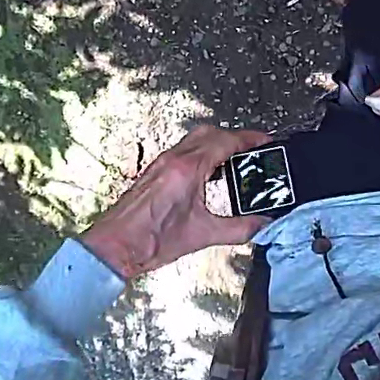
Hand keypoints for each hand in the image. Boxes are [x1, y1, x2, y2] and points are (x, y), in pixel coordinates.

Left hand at [80, 125, 272, 280]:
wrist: (114, 246)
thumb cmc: (150, 240)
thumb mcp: (203, 235)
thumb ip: (239, 228)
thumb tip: (263, 224)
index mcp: (187, 169)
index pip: (225, 141)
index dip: (249, 139)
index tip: (265, 142)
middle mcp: (174, 160)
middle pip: (210, 133)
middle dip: (235, 137)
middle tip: (253, 148)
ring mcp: (162, 164)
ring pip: (195, 139)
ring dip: (218, 143)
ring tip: (236, 159)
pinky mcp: (155, 172)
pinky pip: (184, 151)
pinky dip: (203, 153)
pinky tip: (210, 173)